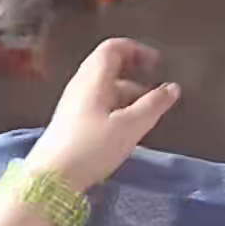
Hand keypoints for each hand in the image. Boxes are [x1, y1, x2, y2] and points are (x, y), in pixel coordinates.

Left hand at [27, 39, 179, 190]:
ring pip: (104, 88)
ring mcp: (73, 103)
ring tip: (146, 113)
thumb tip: (172, 88)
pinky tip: (126, 128)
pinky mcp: (70, 122)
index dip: (137, 50)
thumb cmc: (91, 147)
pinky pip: (97, 104)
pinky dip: (116, 107)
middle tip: (154, 89)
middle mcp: (81, 85)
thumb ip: (153, 105)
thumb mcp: (130, 126)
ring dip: (127, 93)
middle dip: (135, 74)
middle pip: (109, 66)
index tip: (157, 64)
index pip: (114, 47)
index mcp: (93, 78)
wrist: (52, 178)